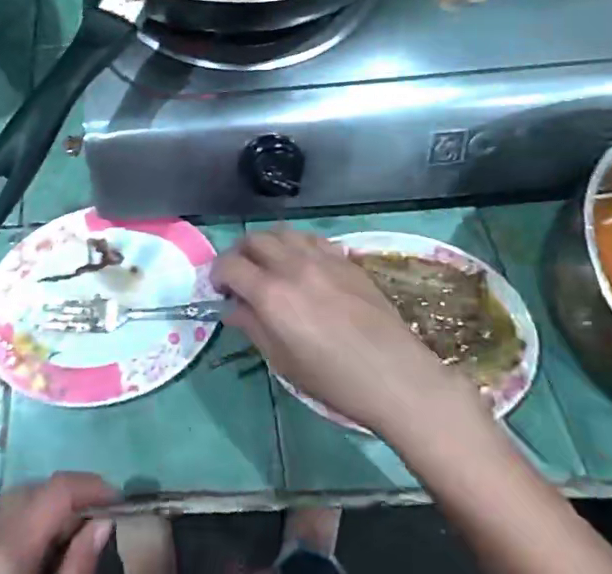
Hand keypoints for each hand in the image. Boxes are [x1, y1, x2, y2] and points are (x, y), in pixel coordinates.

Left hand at [0, 472, 114, 573]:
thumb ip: (78, 565)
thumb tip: (102, 523)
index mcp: (7, 545)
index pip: (58, 489)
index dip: (93, 486)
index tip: (118, 502)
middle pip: (35, 490)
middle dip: (69, 499)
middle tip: (95, 525)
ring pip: (11, 501)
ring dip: (43, 509)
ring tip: (65, 539)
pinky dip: (17, 523)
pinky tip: (30, 553)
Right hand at [212, 229, 480, 436]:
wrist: (393, 373)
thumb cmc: (333, 379)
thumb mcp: (283, 361)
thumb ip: (254, 327)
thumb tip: (234, 308)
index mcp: (272, 295)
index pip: (231, 265)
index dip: (218, 274)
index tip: (220, 290)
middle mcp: (293, 266)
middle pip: (254, 239)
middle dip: (239, 254)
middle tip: (241, 277)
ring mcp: (322, 257)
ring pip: (283, 232)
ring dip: (268, 245)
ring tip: (270, 267)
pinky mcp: (344, 258)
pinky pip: (311, 238)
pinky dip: (297, 245)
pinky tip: (302, 265)